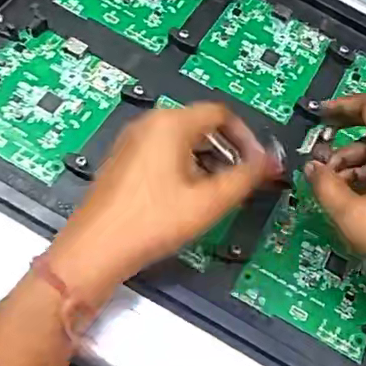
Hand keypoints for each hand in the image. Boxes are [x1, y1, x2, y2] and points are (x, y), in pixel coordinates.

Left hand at [46, 103, 277, 294]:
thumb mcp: (209, 202)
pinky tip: (187, 197)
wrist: (95, 250)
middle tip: (240, 181)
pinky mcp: (123, 160)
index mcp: (170, 124)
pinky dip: (184, 166)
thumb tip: (271, 161)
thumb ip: (246, 177)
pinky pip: (163, 151)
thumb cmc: (152, 223)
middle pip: (202, 125)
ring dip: (207, 160)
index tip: (257, 164)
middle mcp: (149, 123)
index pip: (222, 114)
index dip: (247, 138)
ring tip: (216, 193)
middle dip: (228, 151)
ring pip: (183, 140)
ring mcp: (132, 141)